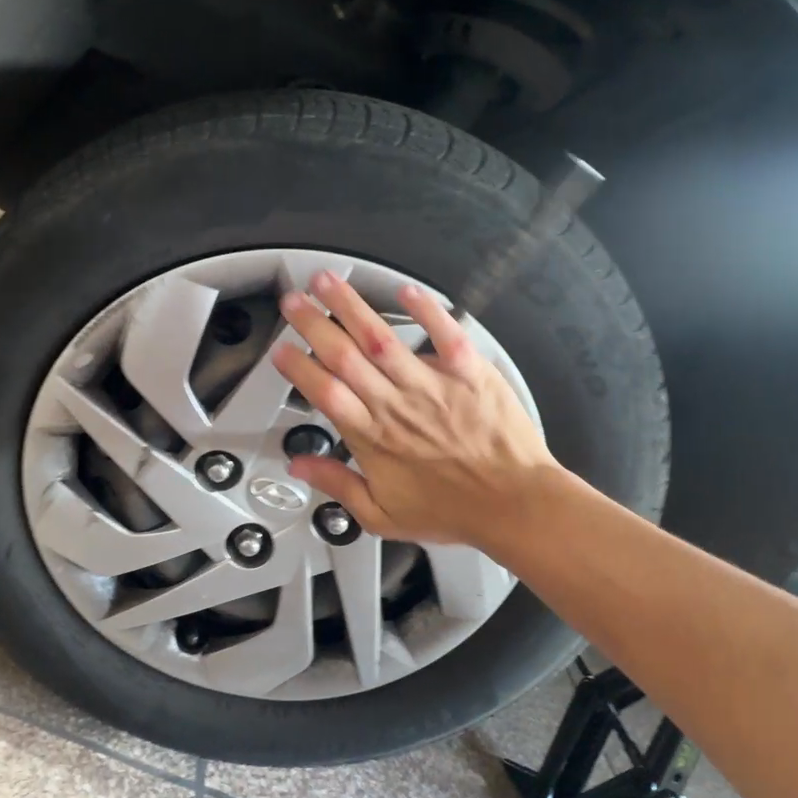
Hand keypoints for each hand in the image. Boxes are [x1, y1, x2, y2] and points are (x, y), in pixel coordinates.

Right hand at [272, 272, 563, 548]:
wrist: (516, 506)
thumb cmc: (456, 510)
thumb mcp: (383, 515)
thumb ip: (337, 486)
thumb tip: (300, 468)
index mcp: (374, 436)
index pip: (324, 392)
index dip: (297, 367)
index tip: (281, 350)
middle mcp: (396, 405)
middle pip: (343, 355)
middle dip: (312, 323)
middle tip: (293, 301)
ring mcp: (431, 385)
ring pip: (381, 337)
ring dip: (350, 306)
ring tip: (328, 283)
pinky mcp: (467, 372)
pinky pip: (444, 333)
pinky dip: (425, 309)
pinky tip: (405, 290)